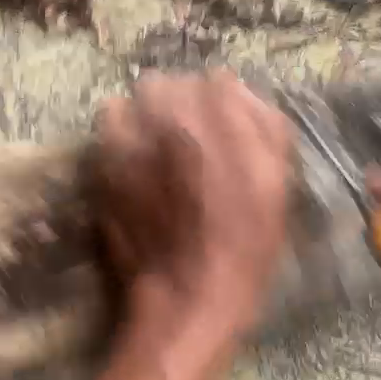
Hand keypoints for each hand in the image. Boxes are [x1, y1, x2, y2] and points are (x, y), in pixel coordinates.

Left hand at [95, 71, 295, 341]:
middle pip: (173, 84)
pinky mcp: (103, 163)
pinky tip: (133, 162)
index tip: (228, 129)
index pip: (220, 82)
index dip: (226, 105)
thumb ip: (266, 131)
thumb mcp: (277, 190)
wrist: (187, 297)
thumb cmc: (244, 248)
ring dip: (147, 114)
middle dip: (183, 104)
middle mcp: (172, 119)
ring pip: (135, 99)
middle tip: (192, 141)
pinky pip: (109, 125)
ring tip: (157, 148)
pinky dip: (120, 134)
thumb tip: (241, 92)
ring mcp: (131, 139)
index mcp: (222, 122)